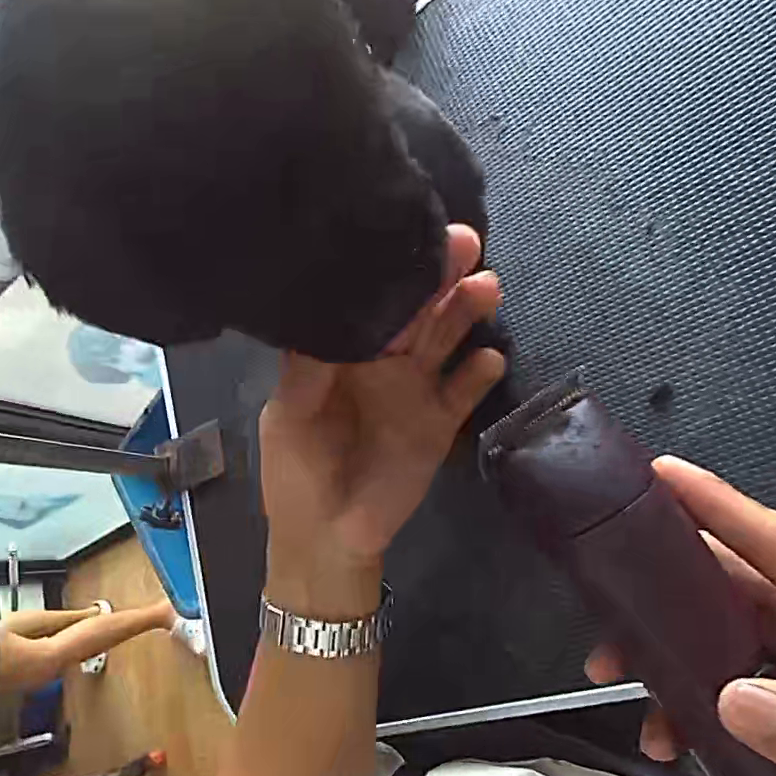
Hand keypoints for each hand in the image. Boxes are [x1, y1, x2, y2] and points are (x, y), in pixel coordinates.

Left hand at [258, 224, 505, 614]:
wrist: (330, 536)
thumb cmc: (298, 475)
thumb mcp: (288, 418)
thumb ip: (308, 370)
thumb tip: (329, 313)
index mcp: (341, 355)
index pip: (368, 303)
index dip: (389, 273)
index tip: (408, 238)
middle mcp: (381, 363)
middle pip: (415, 311)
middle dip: (438, 277)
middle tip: (463, 243)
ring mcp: (414, 391)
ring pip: (445, 340)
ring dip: (465, 313)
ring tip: (485, 287)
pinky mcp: (439, 423)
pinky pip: (464, 391)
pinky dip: (479, 373)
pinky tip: (487, 357)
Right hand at [588, 457, 775, 775]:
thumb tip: (732, 696)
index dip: (730, 510)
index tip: (667, 475)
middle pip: (755, 587)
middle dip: (678, 585)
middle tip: (609, 592)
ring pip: (742, 633)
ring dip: (679, 648)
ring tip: (622, 672)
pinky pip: (752, 680)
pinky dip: (706, 698)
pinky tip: (677, 728)